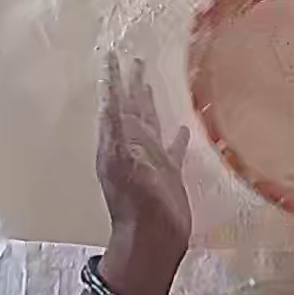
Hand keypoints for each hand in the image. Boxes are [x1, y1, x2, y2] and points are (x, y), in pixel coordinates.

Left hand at [96, 52, 192, 294]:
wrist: (153, 239)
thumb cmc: (138, 202)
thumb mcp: (124, 163)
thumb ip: (120, 132)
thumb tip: (113, 100)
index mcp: (117, 142)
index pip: (115, 103)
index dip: (113, 81)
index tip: (112, 56)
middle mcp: (132, 146)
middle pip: (133, 108)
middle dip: (132, 85)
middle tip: (137, 60)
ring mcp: (150, 159)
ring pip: (150, 123)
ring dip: (150, 103)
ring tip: (151, 83)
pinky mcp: (168, 173)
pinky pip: (172, 148)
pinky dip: (175, 137)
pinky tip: (181, 128)